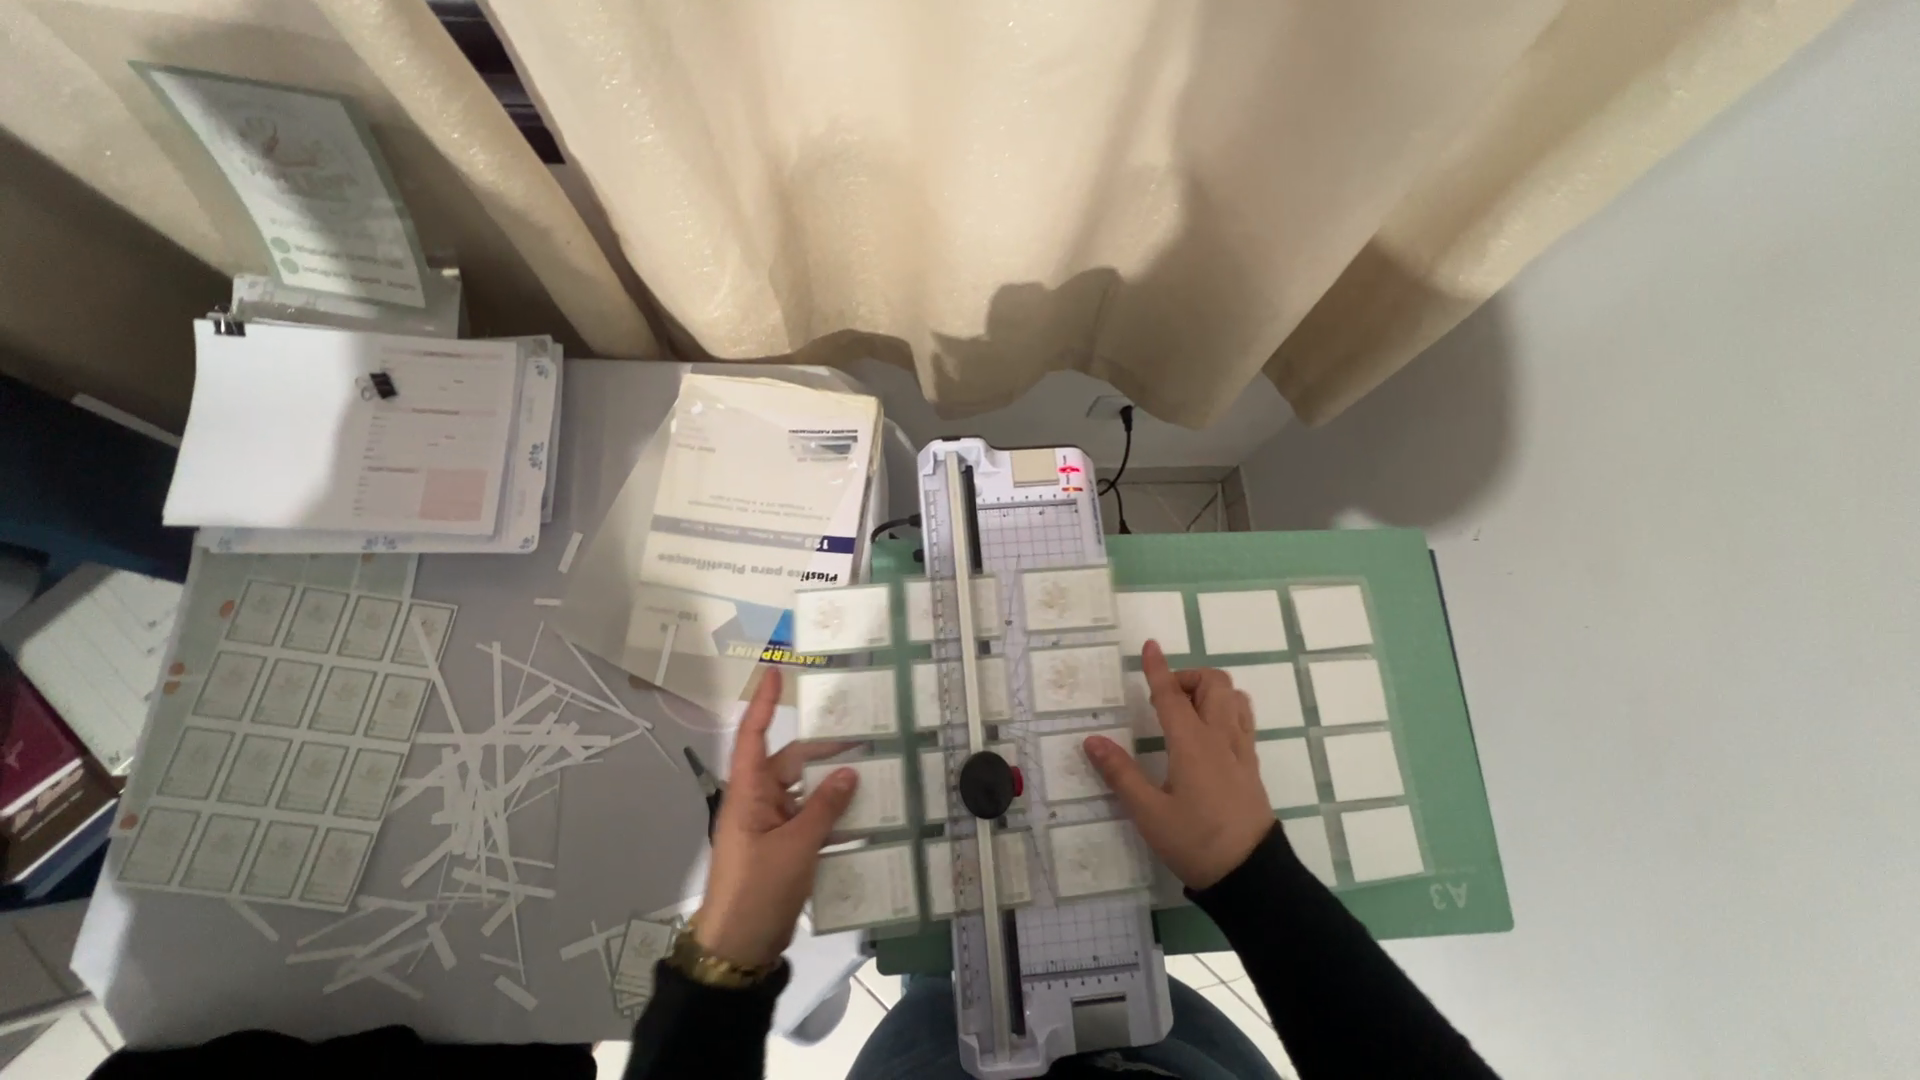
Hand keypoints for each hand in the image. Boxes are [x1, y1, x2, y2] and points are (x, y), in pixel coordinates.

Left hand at [693, 668, 859, 967]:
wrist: (740, 947)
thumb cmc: (759, 888)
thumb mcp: (796, 846)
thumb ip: (824, 807)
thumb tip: (849, 773)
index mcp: (748, 793)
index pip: (753, 736)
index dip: (763, 703)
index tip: (776, 672)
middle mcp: (758, 803)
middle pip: (792, 764)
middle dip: (826, 753)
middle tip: (867, 741)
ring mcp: (771, 828)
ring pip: (806, 794)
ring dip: (834, 790)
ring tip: (875, 779)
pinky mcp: (783, 850)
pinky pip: (811, 822)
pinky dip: (834, 819)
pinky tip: (866, 822)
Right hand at [1083, 640, 1272, 889]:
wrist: (1251, 875)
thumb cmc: (1195, 842)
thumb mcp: (1148, 812)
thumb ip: (1120, 773)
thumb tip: (1092, 741)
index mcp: (1192, 743)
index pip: (1171, 694)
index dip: (1158, 668)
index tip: (1149, 646)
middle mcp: (1220, 738)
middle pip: (1213, 684)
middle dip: (1188, 678)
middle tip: (1163, 700)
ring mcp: (1241, 751)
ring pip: (1234, 698)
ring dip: (1210, 692)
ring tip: (1187, 712)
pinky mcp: (1251, 766)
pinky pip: (1243, 720)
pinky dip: (1225, 710)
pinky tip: (1208, 734)